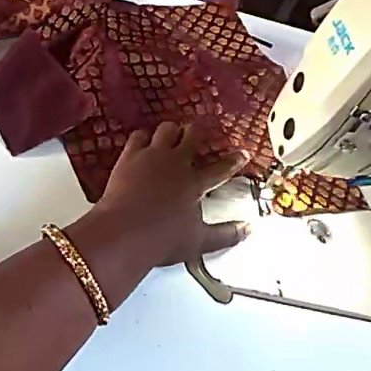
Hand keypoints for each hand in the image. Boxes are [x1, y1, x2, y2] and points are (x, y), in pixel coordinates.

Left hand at [76, 123, 247, 269]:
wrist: (123, 233)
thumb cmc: (161, 239)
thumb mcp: (199, 242)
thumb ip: (226, 235)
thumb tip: (247, 230)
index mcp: (195, 183)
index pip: (221, 168)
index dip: (234, 160)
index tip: (242, 153)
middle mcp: (175, 163)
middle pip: (193, 135)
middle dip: (198, 132)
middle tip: (198, 134)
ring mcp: (152, 156)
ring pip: (167, 129)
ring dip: (172, 130)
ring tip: (173, 134)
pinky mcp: (130, 155)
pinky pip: (139, 135)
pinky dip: (144, 137)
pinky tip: (144, 142)